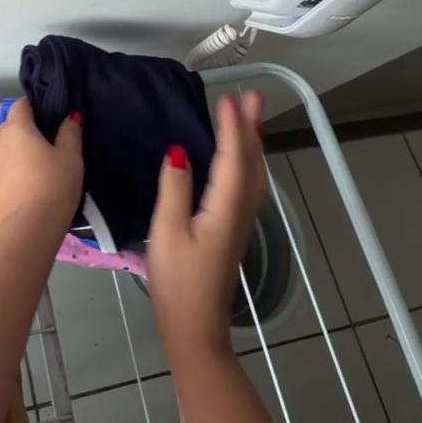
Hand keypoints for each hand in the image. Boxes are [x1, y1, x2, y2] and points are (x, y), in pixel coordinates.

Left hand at [0, 103, 81, 241]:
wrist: (27, 230)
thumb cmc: (52, 186)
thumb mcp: (70, 157)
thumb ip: (70, 133)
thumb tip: (71, 117)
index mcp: (17, 128)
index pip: (21, 105)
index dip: (35, 107)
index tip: (49, 116)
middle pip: (11, 126)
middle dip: (26, 129)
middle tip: (48, 143)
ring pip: (4, 148)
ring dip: (16, 151)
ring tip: (37, 166)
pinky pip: (0, 169)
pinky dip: (11, 170)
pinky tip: (25, 185)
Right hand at [146, 91, 267, 351]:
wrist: (195, 327)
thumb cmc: (177, 281)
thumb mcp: (166, 232)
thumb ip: (174, 189)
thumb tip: (180, 150)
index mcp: (225, 209)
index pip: (232, 159)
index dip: (231, 127)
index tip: (228, 97)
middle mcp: (240, 212)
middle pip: (251, 163)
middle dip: (251, 128)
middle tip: (254, 95)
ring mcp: (241, 222)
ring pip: (254, 174)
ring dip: (253, 143)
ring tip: (252, 118)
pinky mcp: (235, 230)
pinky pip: (250, 185)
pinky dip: (249, 162)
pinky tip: (242, 161)